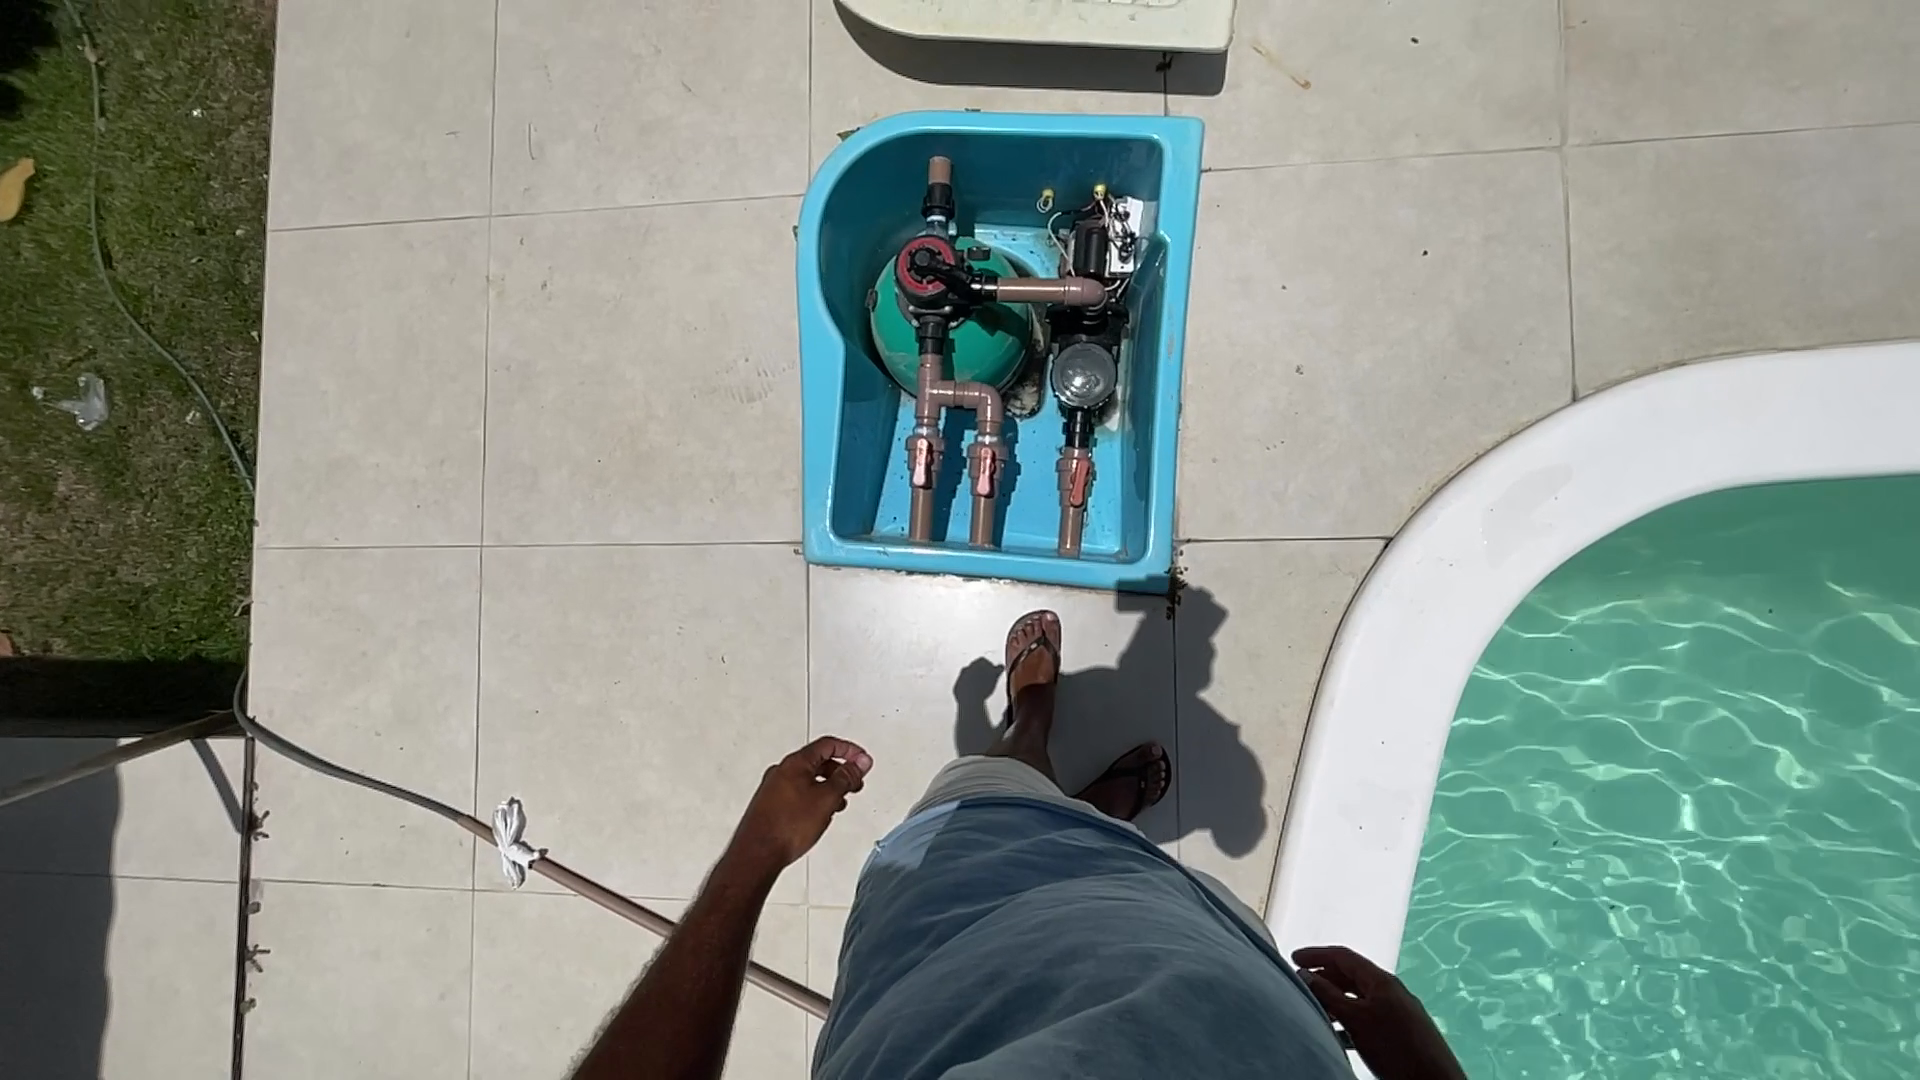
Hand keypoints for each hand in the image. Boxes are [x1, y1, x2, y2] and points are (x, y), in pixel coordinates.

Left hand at [723, 736, 873, 880]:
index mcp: (795, 762)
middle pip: (818, 761)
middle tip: (855, 781)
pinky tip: (820, 814)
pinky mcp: (770, 805)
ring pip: (808, 778)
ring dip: (828, 786)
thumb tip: (859, 763)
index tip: (862, 761)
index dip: (850, 750)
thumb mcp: (827, 798)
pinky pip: (798, 793)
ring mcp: (774, 788)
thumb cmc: (786, 826)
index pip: (828, 745)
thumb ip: (846, 777)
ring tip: (840, 801)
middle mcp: (782, 771)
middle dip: (841, 770)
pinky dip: (814, 797)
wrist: (757, 854)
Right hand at [1293, 945, 1467, 1079]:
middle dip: (1325, 977)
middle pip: (1352, 975)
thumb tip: (1306, 974)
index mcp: (1382, 980)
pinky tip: (1342, 1035)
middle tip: (1303, 983)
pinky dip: (1352, 1018)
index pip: (1343, 956)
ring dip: (1337, 1000)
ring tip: (1319, 1011)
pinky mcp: (1406, 1034)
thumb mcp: (1354, 1019)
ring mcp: (1402, 1013)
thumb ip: (1328, 994)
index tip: (1294, 958)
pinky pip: (1371, 1016)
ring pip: (1361, 998)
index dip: (1316, 954)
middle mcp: (1393, 991)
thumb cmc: (1395, 1049)